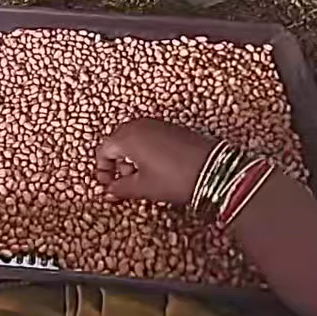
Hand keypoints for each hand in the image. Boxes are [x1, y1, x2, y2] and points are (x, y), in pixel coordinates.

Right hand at [95, 118, 212, 205]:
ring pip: (133, 139)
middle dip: (117, 164)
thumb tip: (110, 190)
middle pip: (117, 142)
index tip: (108, 184)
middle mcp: (140, 125)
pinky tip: (157, 169)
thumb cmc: (177, 177)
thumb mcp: (143, 187)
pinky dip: (146, 151)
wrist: (213, 169)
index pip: (103, 150)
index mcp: (127, 136)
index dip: (103, 170)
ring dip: (131, 157)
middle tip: (124, 183)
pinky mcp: (171, 128)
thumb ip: (120, 188)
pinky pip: (149, 137)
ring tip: (142, 178)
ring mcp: (157, 125)